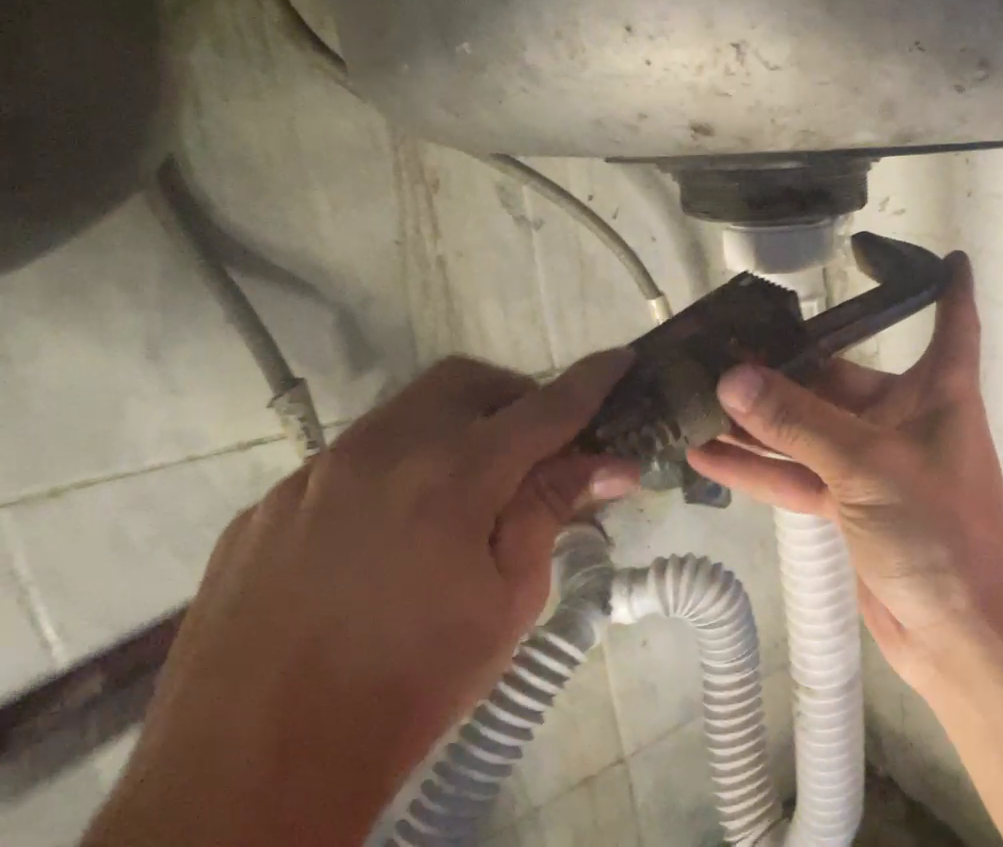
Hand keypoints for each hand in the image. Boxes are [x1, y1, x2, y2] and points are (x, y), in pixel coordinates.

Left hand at [85, 352, 639, 846]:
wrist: (254, 768)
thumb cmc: (414, 683)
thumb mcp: (509, 599)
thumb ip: (551, 511)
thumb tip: (612, 464)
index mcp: (451, 475)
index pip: (543, 407)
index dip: (592, 380)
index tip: (623, 360)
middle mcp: (377, 453)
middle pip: (463, 383)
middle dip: (514, 396)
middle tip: (541, 447)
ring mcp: (310, 477)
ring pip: (400, 417)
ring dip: (453, 432)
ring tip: (469, 499)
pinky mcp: (265, 510)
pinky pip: (346, 464)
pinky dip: (395, 474)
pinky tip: (395, 540)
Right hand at [686, 255, 1002, 685]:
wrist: (959, 632)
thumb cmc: (938, 529)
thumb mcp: (867, 465)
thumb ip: (799, 422)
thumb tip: (732, 377)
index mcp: (939, 391)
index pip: (950, 320)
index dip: (946, 284)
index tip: (943, 252)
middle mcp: (908, 419)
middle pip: (845, 377)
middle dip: (788, 366)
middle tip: (719, 346)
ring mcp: (877, 466)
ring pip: (811, 429)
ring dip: (761, 419)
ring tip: (696, 395)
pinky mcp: (853, 508)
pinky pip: (800, 476)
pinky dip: (759, 467)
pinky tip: (705, 455)